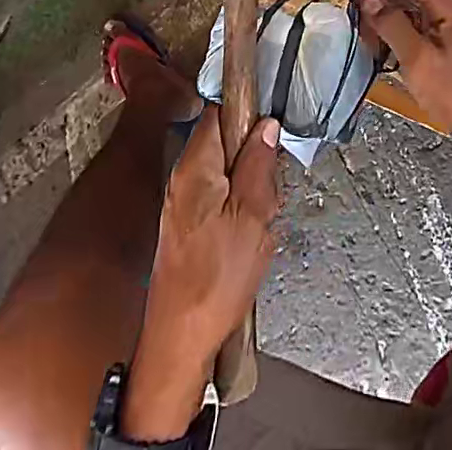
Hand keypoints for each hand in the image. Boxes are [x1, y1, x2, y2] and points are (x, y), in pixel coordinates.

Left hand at [122, 106, 281, 439]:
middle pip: (228, 144)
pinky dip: (241, 212)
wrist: (181, 337)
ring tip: (259, 224)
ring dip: (252, 192)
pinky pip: (224, 200)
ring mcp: (184, 201)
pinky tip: (248, 240)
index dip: (248, 115)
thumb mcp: (252, 216)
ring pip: (230, 174)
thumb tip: (266, 126)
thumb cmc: (214, 281)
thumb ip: (260, 165)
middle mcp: (184, 177)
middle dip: (256, 162)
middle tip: (267, 195)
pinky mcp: (189, 223)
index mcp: (196, 167)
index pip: (219, 112)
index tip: (270, 132)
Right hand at [356, 0, 451, 152]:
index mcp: (449, 9)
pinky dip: (395, 29)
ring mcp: (447, 30)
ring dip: (387, 12)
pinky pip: (415, 28)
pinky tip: (380, 41)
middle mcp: (450, 13)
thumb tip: (370, 1)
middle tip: (355, 1)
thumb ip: (393, 25)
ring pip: (411, 9)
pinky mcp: (443, 47)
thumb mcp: (418, 58)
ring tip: (363, 21)